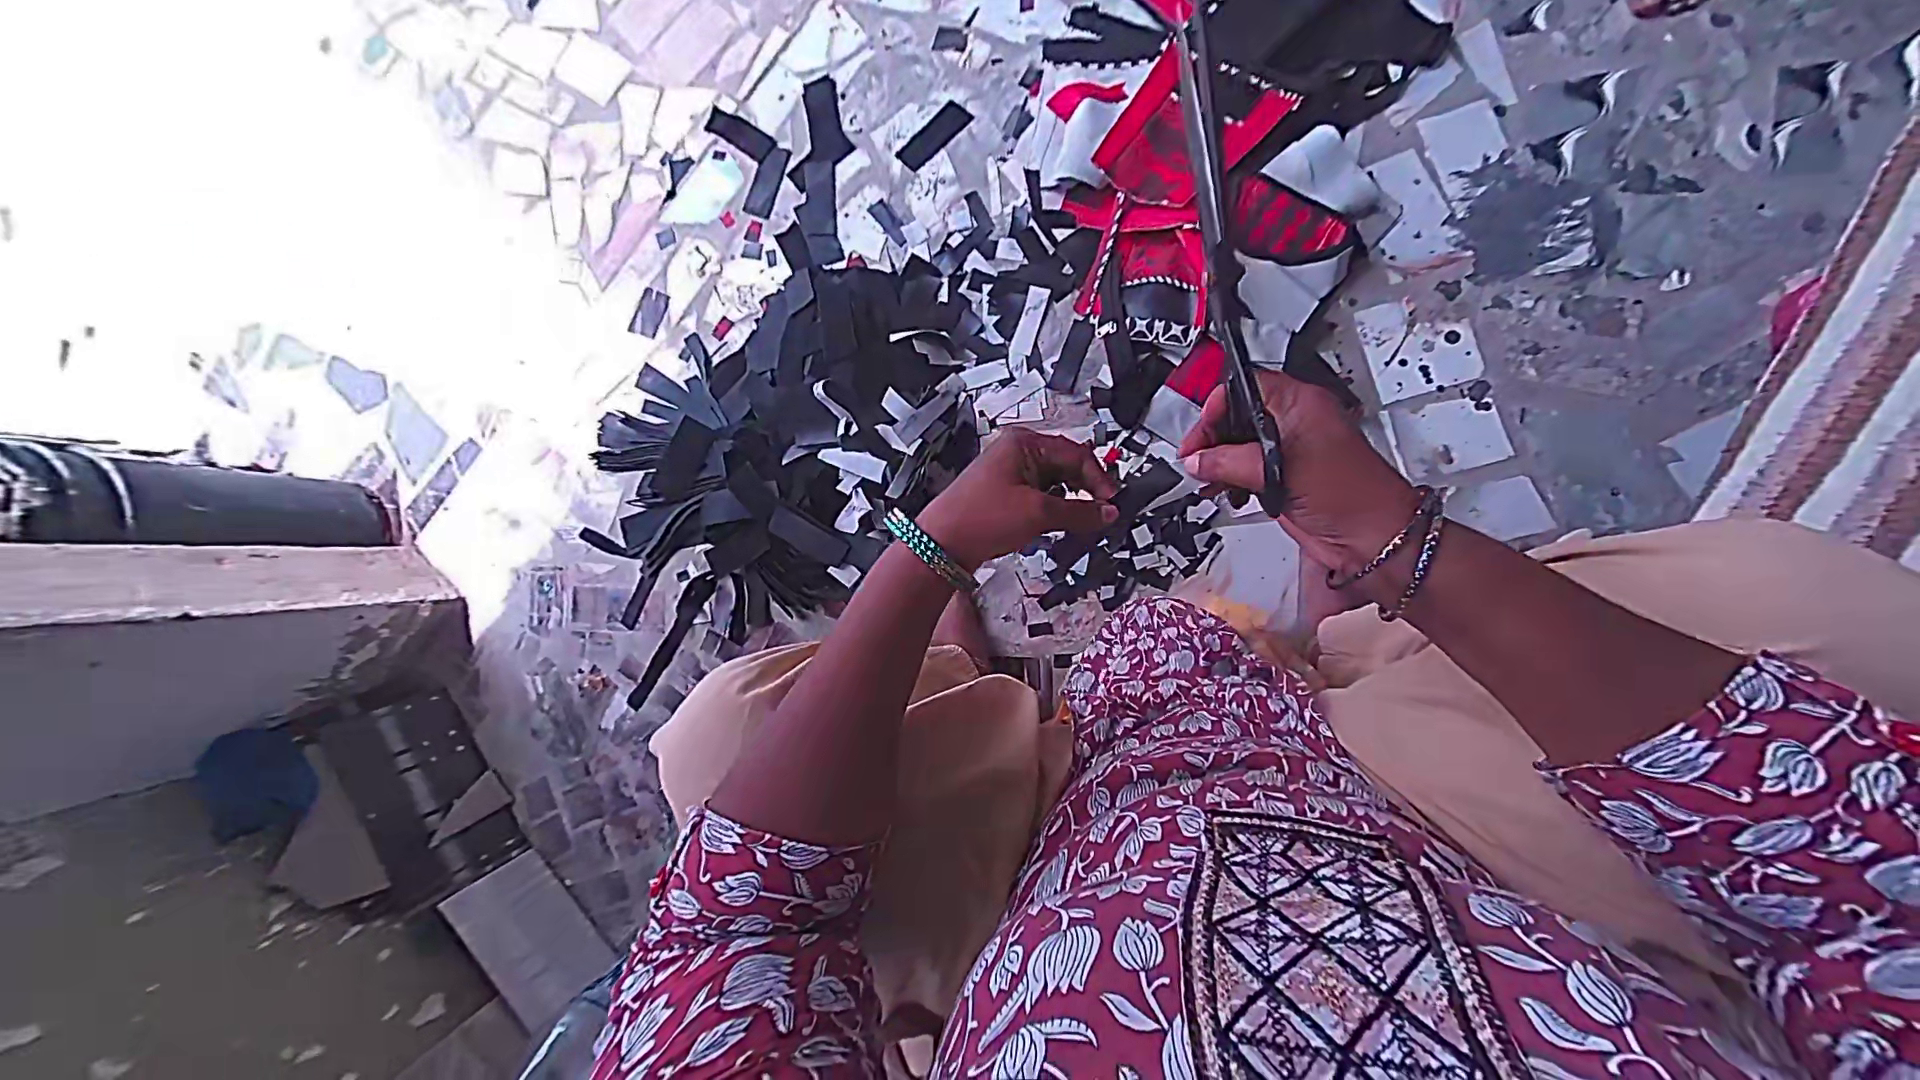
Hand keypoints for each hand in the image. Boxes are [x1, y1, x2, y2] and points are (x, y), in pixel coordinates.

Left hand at [916, 429, 1119, 568]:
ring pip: (1054, 484)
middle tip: (1102, 512)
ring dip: (1070, 502)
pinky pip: (1039, 497)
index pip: (1076, 454)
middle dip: (1086, 490)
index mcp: (1024, 443)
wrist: (942, 544)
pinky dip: (1053, 510)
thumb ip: (1080, 512)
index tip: (1112, 502)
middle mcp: (1016, 453)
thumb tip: (1107, 512)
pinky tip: (1057, 524)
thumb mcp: (1038, 513)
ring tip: (1080, 521)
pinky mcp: (1004, 495)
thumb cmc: (978, 518)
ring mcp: (1009, 473)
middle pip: (1066, 466)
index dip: (1099, 479)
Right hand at [1177, 371, 1419, 575]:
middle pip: (1236, 416)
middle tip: (1196, 458)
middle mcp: (1293, 423)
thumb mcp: (1279, 469)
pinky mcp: (1281, 477)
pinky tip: (1222, 489)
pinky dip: (1227, 478)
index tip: (1202, 434)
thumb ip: (1230, 461)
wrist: (1372, 539)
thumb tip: (1198, 460)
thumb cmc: (1352, 498)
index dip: (1218, 406)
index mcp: (1301, 404)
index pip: (1245, 386)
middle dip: (1212, 437)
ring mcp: (1286, 451)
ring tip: (1207, 477)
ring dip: (1216, 461)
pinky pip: (1243, 468)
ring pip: (1236, 444)